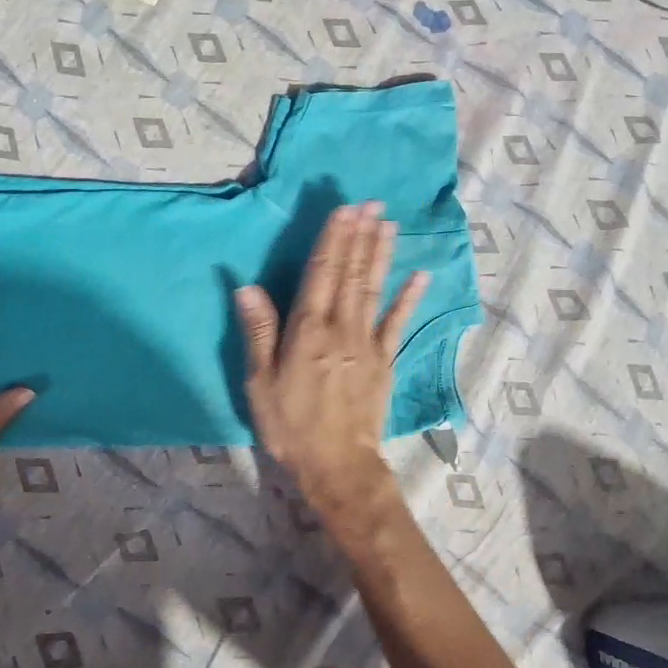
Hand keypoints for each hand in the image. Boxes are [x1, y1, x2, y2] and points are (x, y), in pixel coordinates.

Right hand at [234, 203, 428, 519]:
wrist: (338, 464)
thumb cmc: (290, 424)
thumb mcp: (260, 381)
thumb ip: (259, 332)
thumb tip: (247, 287)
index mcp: (307, 330)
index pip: (321, 274)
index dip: (332, 240)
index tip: (343, 210)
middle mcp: (340, 328)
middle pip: (350, 274)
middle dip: (359, 236)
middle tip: (370, 203)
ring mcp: (367, 343)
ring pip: (373, 290)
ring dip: (381, 255)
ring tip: (388, 224)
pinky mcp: (385, 361)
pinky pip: (397, 323)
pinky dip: (409, 298)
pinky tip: (420, 276)